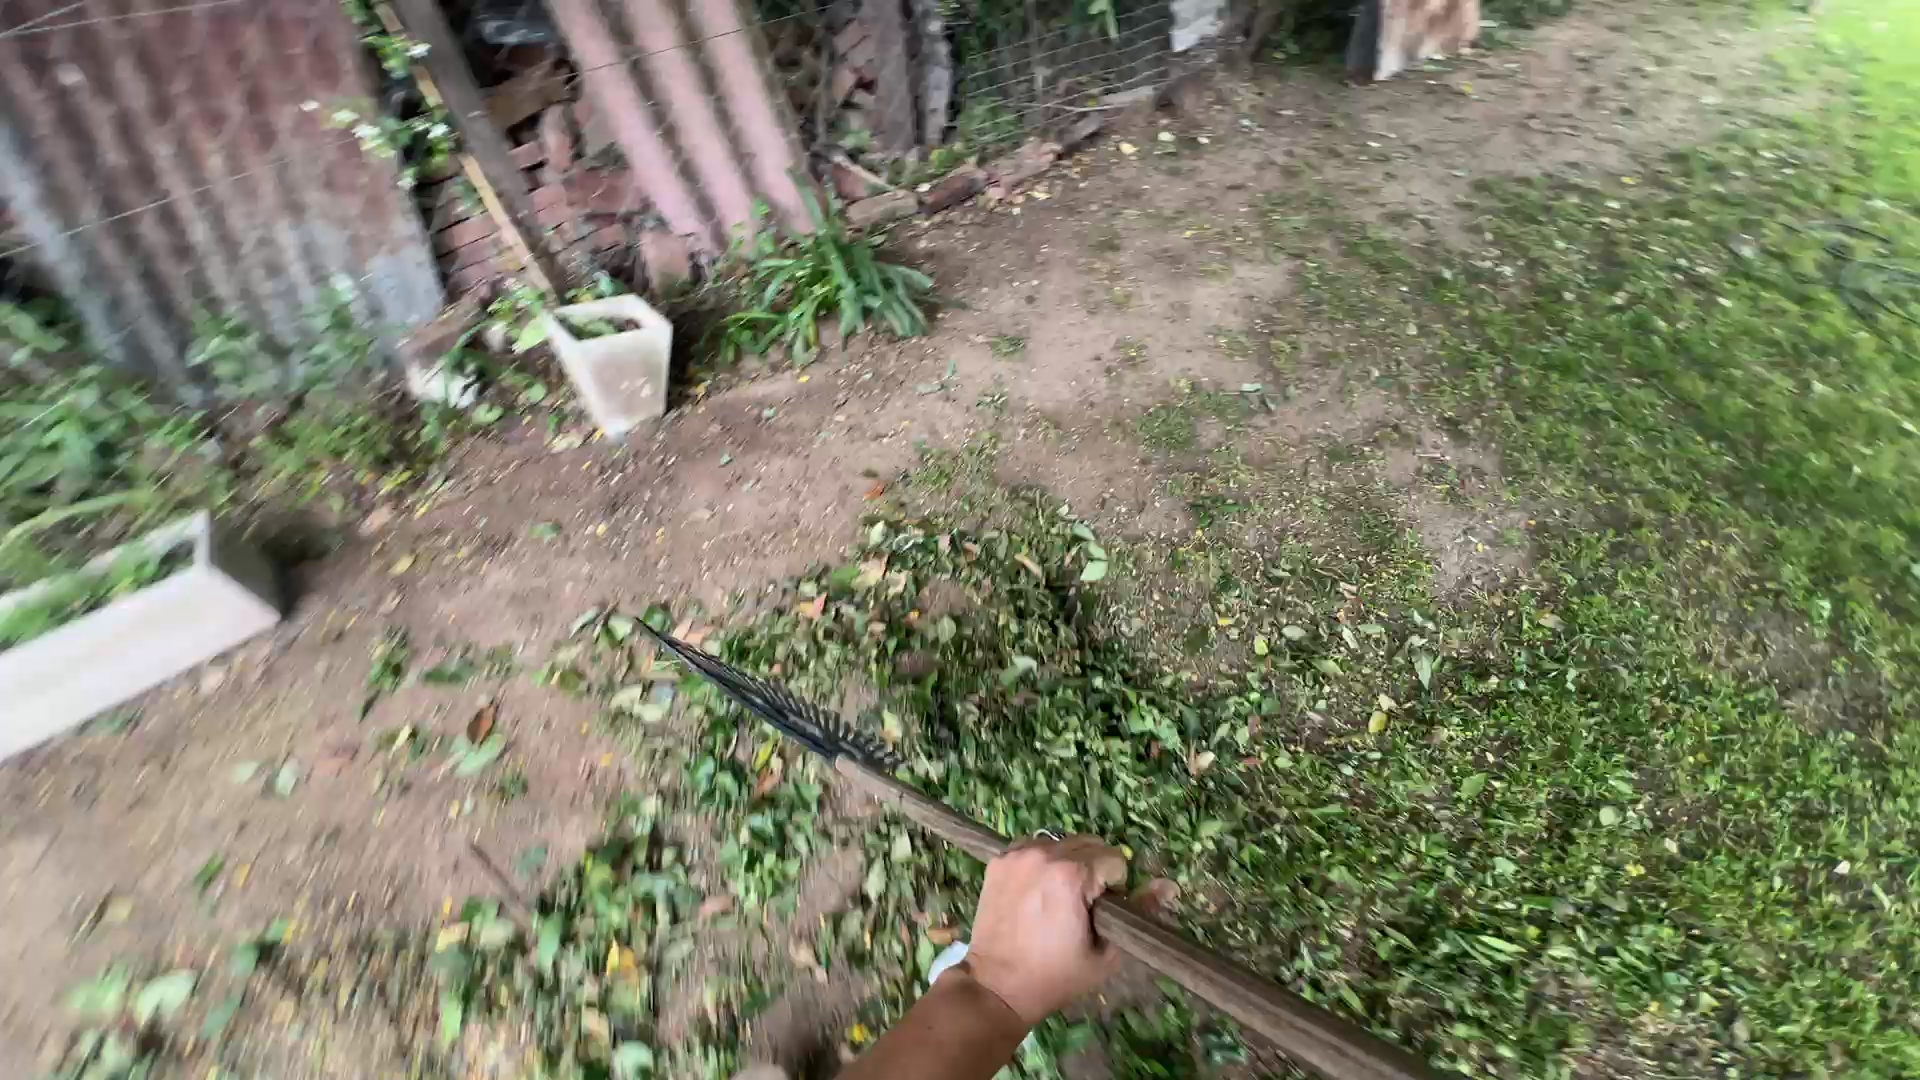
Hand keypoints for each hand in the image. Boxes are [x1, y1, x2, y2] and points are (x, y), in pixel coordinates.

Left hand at [953, 834, 1127, 1026]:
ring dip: (1069, 862)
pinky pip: (1034, 847)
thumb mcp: (1105, 953)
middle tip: (1084, 906)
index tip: (1102, 911)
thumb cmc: (1055, 975)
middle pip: (1088, 843)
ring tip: (1059, 898)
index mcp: (1071, 873)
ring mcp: (1018, 853)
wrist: (997, 984)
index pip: (1114, 859)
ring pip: (1061, 842)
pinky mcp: (1000, 859)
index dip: (1116, 886)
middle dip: (1095, 869)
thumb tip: (1169, 885)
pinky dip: (1043, 861)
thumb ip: (1138, 913)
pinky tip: (1038, 890)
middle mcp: (1043, 853)